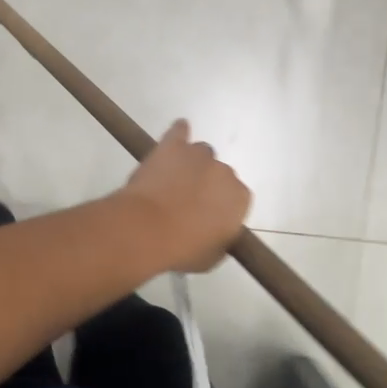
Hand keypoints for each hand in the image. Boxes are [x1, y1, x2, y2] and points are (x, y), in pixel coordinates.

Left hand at [118, 120, 250, 273]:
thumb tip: (215, 232)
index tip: (204, 215)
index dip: (219, 206)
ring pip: (201, 154)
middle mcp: (224, 172)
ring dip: (191, 164)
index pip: (236, 198)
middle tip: (185, 200)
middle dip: (205, 185)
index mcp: (239, 199)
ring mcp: (198, 155)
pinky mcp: (172, 145)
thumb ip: (221, 239)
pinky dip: (179, 132)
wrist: (147, 228)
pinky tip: (178, 132)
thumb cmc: (182, 249)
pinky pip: (180, 131)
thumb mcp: (212, 256)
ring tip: (174, 178)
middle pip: (218, 174)